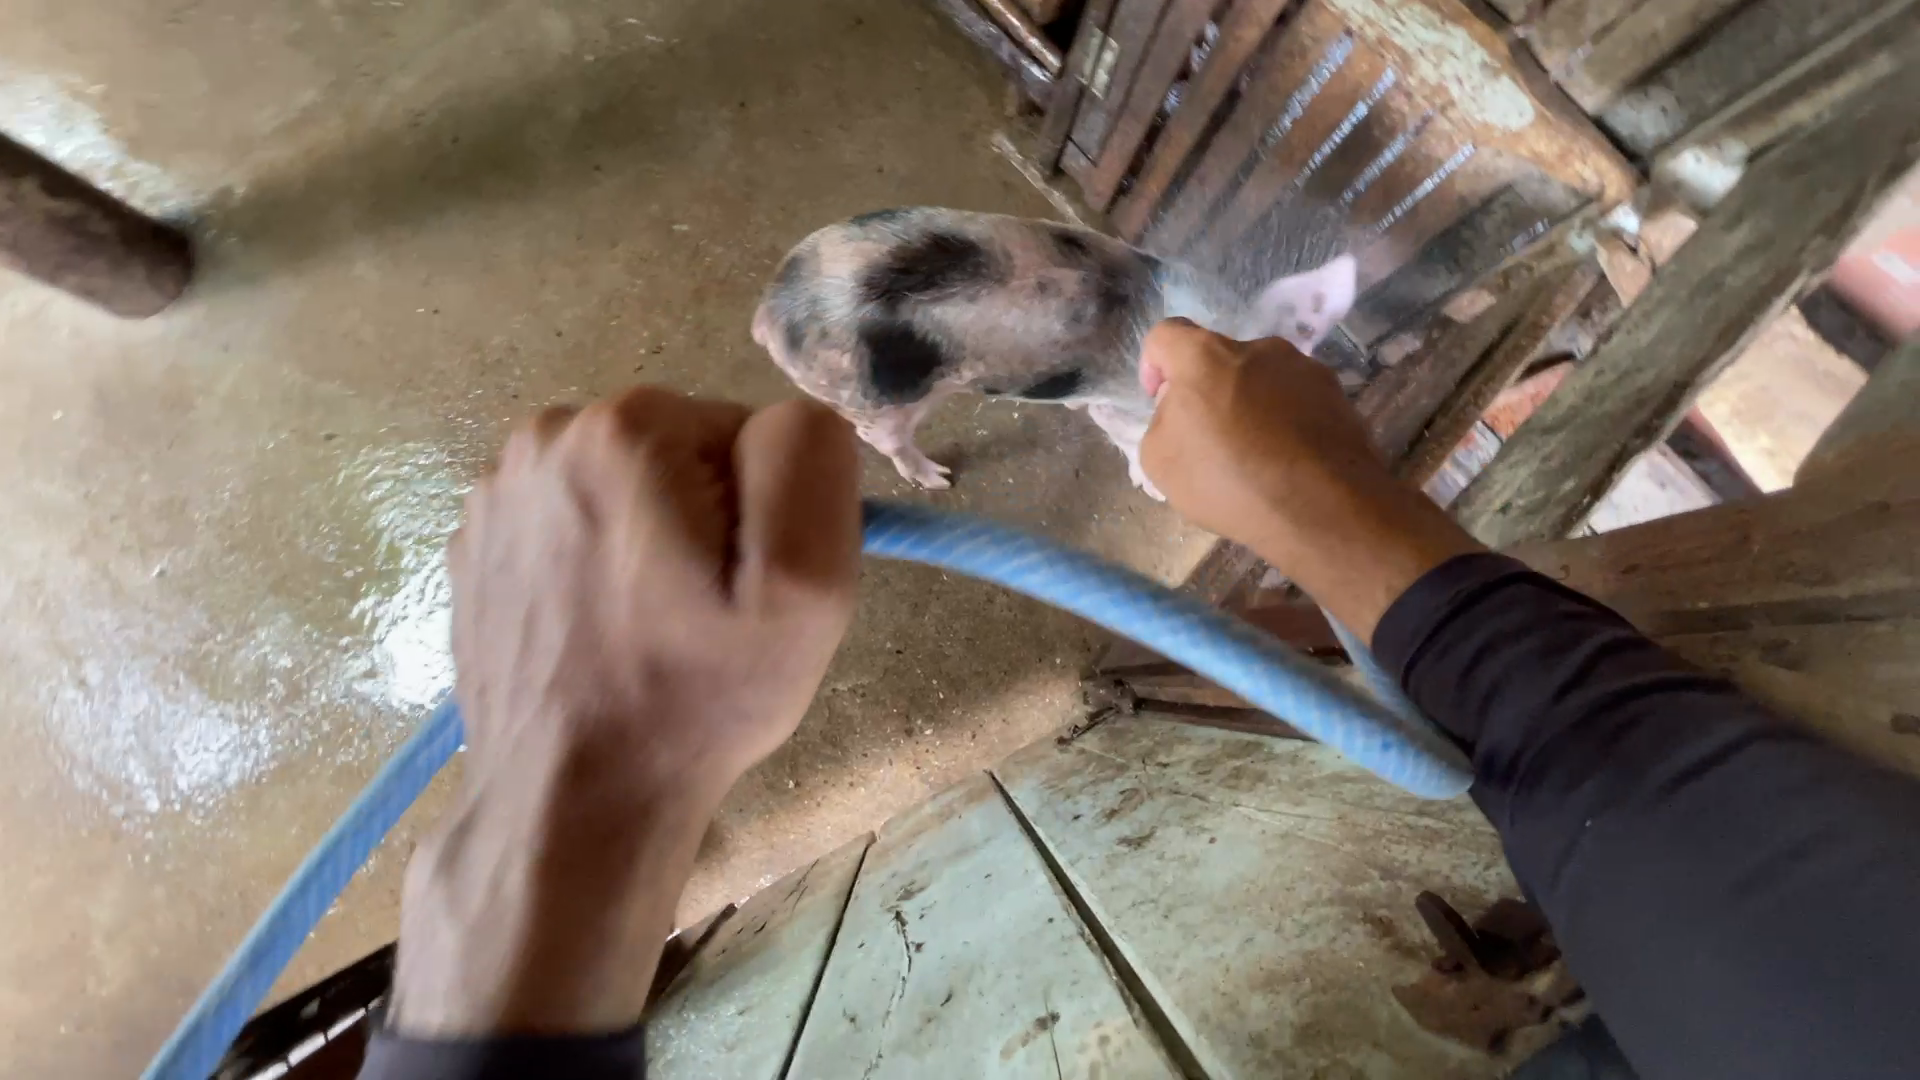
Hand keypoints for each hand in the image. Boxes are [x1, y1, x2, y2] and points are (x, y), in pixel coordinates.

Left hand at [391, 387, 860, 1036]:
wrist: (574, 800)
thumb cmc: (701, 694)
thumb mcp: (805, 581)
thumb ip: (813, 461)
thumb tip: (792, 419)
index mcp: (628, 427)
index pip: (752, 433)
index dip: (769, 511)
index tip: (747, 586)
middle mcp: (546, 435)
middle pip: (688, 454)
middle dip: (715, 518)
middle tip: (711, 611)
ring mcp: (498, 492)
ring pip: (634, 486)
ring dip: (660, 538)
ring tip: (657, 623)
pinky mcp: (477, 543)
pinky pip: (579, 521)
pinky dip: (604, 560)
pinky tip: (605, 626)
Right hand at [1139, 319, 1480, 640]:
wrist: (1320, 508)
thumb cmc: (1226, 481)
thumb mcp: (1159, 461)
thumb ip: (1162, 421)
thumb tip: (1182, 410)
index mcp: (1205, 356)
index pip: (1166, 335)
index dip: (1154, 364)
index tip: (1158, 399)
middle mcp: (1259, 348)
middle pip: (1218, 360)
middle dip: (1206, 391)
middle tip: (1205, 439)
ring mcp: (1305, 368)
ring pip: (1261, 380)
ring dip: (1248, 405)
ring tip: (1251, 455)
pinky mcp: (1338, 395)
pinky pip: (1296, 401)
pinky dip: (1283, 422)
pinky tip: (1284, 462)